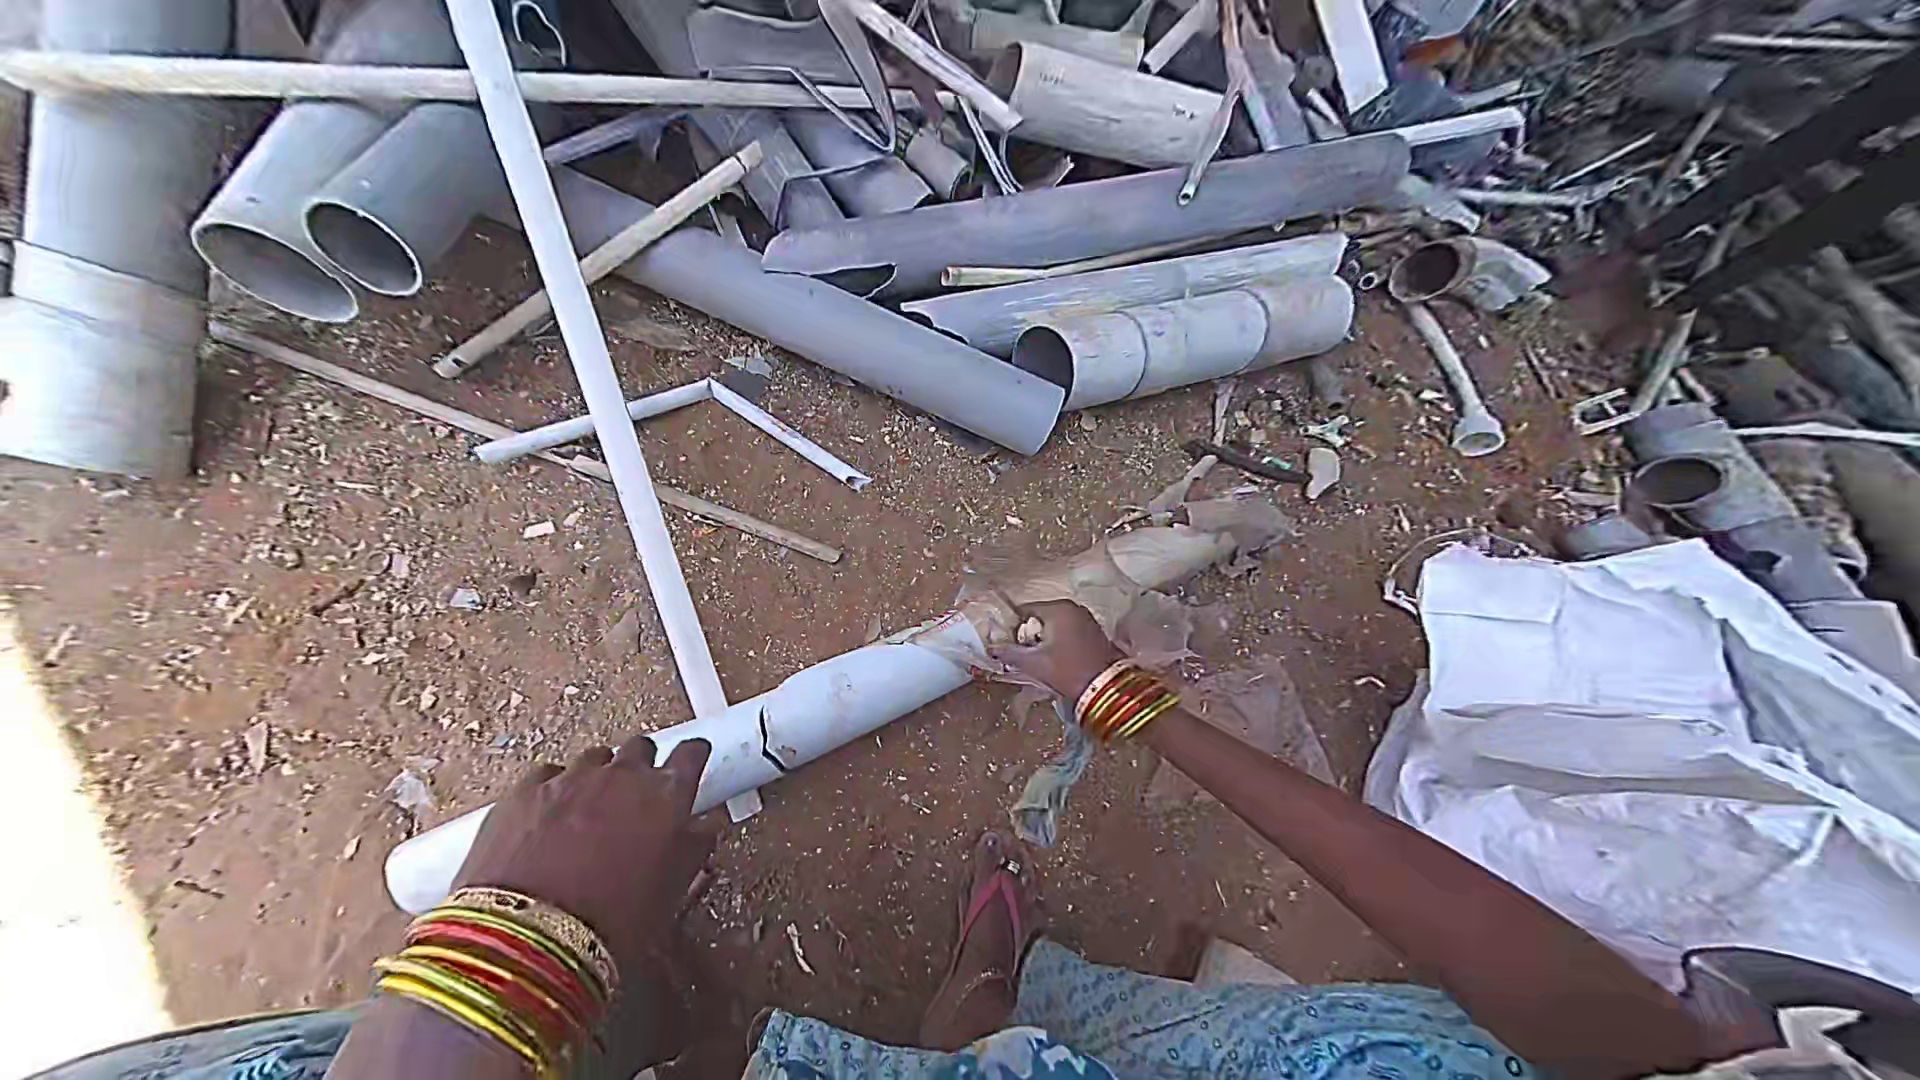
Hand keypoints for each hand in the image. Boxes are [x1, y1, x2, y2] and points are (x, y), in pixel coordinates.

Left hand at [452, 736, 719, 976]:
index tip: (690, 762)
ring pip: (593, 759)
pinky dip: (552, 790)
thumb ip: (695, 845)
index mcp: (667, 793)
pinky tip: (548, 816)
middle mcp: (623, 774)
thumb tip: (707, 826)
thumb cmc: (611, 922)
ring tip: (589, 809)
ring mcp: (572, 779)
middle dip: (641, 765)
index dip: (692, 757)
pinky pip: (546, 776)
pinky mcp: (524, 792)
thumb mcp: (673, 889)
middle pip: (640, 748)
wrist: (528, 943)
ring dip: (597, 776)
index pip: (692, 752)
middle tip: (636, 795)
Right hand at [992, 599, 1122, 701]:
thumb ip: (1009, 653)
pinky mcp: (1094, 630)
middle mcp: (1073, 607)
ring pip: (1054, 624)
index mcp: (1058, 608)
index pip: (1025, 610)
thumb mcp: (1034, 663)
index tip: (1012, 646)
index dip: (1014, 628)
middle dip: (1030, 635)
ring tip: (1042, 659)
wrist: (1106, 688)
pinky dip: (1059, 641)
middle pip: (1040, 616)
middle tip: (1027, 655)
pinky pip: (1068, 630)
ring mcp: (1086, 618)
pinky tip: (1059, 659)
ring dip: (1045, 639)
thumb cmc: (1067, 671)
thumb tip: (991, 648)